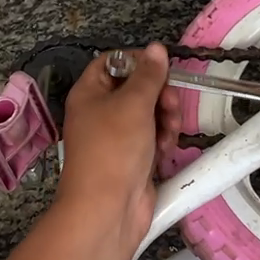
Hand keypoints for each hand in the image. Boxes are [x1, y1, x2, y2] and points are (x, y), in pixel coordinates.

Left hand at [53, 44, 177, 250]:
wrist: (108, 210)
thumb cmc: (113, 150)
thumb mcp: (133, 104)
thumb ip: (149, 75)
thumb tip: (156, 49)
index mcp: (89, 92)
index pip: (113, 61)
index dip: (138, 60)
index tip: (161, 67)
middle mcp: (101, 111)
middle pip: (137, 87)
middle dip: (159, 94)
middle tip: (170, 105)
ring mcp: (118, 136)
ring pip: (149, 112)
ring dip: (165, 118)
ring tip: (168, 132)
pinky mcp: (133, 157)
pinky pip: (153, 137)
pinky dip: (163, 139)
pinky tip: (166, 149)